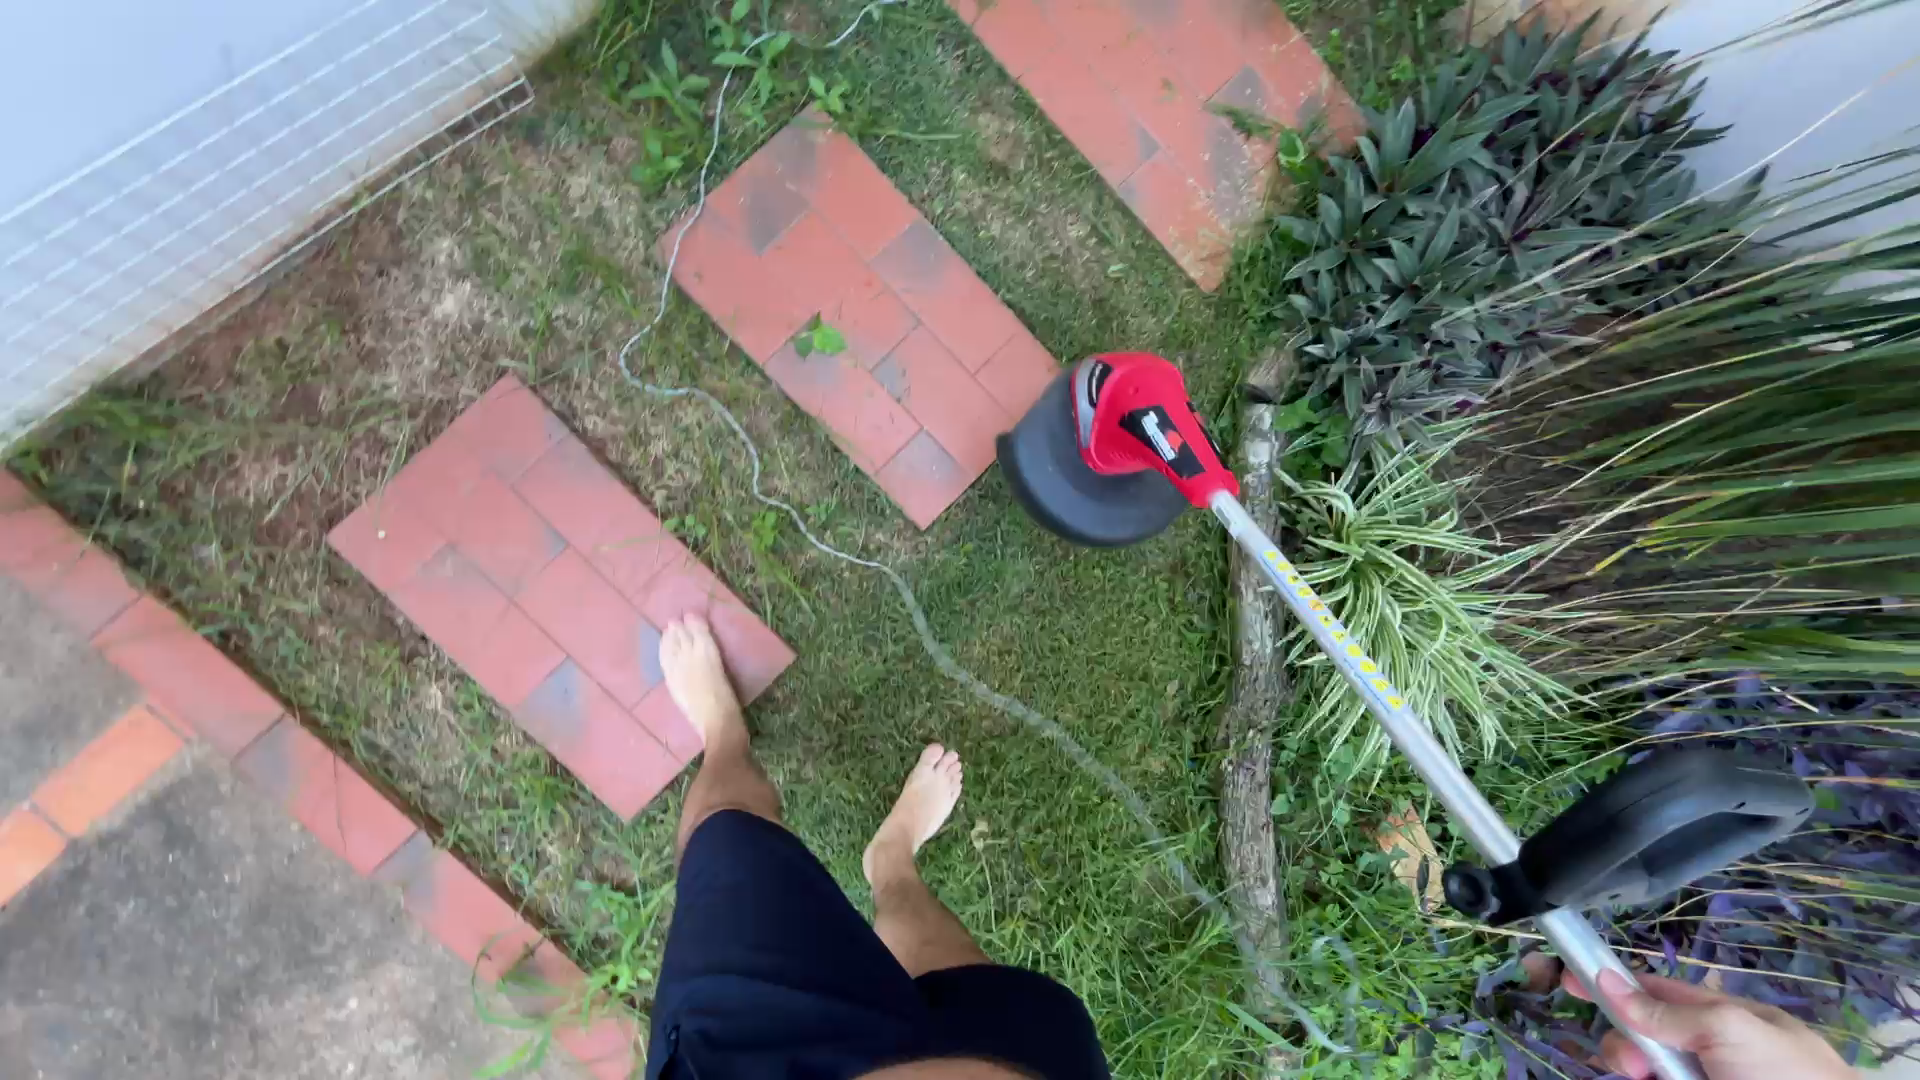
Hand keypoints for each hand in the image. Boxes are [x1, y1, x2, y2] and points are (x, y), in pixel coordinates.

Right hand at [1561, 968, 1853, 1079]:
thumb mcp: (1731, 1030)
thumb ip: (1665, 1007)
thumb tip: (1603, 978)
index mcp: (1732, 1021)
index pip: (1658, 990)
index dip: (1613, 981)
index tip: (1567, 980)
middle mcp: (1716, 1051)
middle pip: (1644, 1030)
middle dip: (1624, 1040)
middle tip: (1632, 1065)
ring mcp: (1704, 1079)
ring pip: (1642, 1063)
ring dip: (1628, 1064)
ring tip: (1639, 1078)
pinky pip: (1648, 1079)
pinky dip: (1634, 1076)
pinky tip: (1637, 1079)